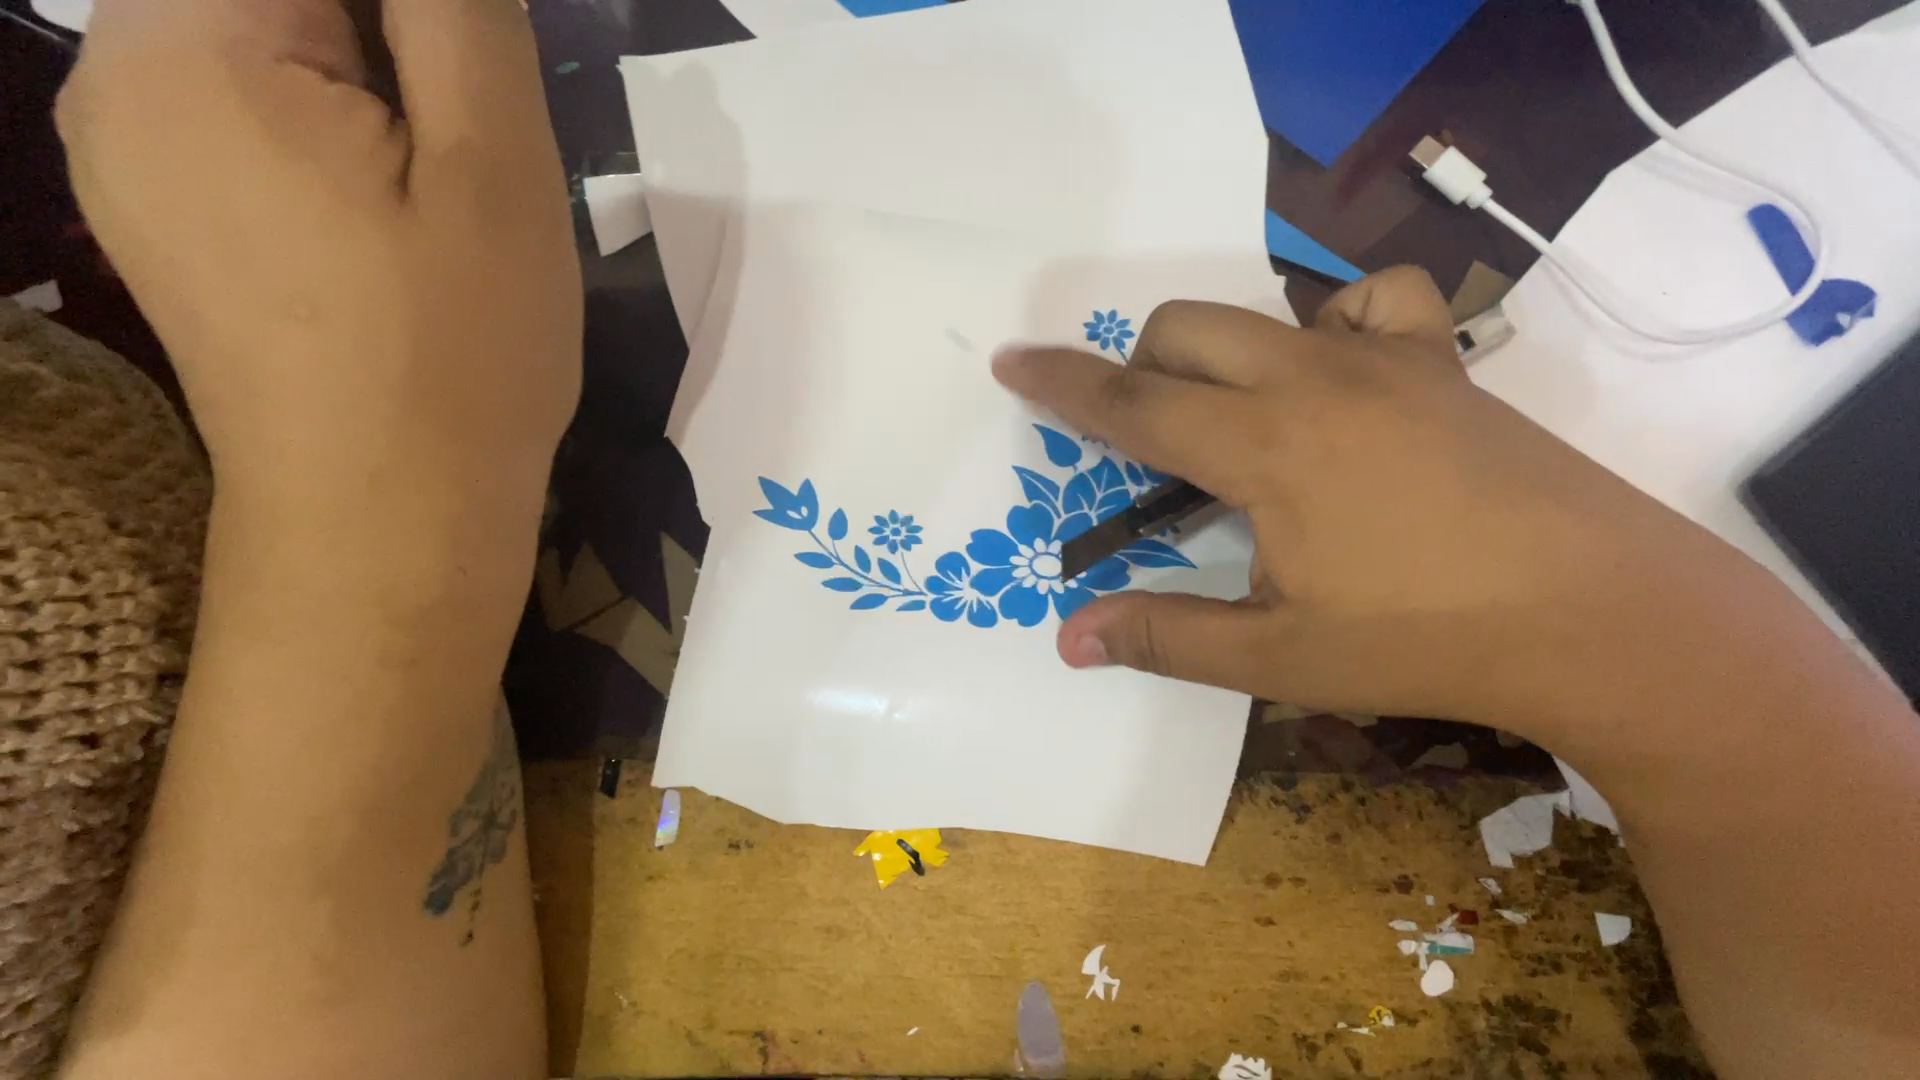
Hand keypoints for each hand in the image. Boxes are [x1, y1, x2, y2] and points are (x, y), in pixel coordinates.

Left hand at [56, 0, 579, 521]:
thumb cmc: (461, 356)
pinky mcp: (163, 218)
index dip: (420, 16)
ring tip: (437, 202)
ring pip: (261, 48)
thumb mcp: (495, 176)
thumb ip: (460, 20)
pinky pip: (242, 118)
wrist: (391, 522)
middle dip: (391, 45)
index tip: (471, 83)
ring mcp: (126, 154)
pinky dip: (329, 134)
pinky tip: (387, 229)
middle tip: (472, 150)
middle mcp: (115, 74)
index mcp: (193, 44)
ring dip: (371, 91)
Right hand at [994, 268, 1743, 736]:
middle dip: (1139, 369)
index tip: (1011, 360)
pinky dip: (1334, 322)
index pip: (1132, 403)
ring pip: (1264, 308)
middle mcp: (1313, 379)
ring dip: (1220, 351)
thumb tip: (1069, 639)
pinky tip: (1339, 376)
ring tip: (1239, 420)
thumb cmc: (1425, 642)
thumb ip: (1164, 638)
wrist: (1606, 619)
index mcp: (1263, 446)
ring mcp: (1387, 359)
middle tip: (1149, 441)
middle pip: (1184, 330)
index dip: (1060, 384)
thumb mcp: (1276, 658)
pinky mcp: (1445, 364)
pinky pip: (1376, 300)